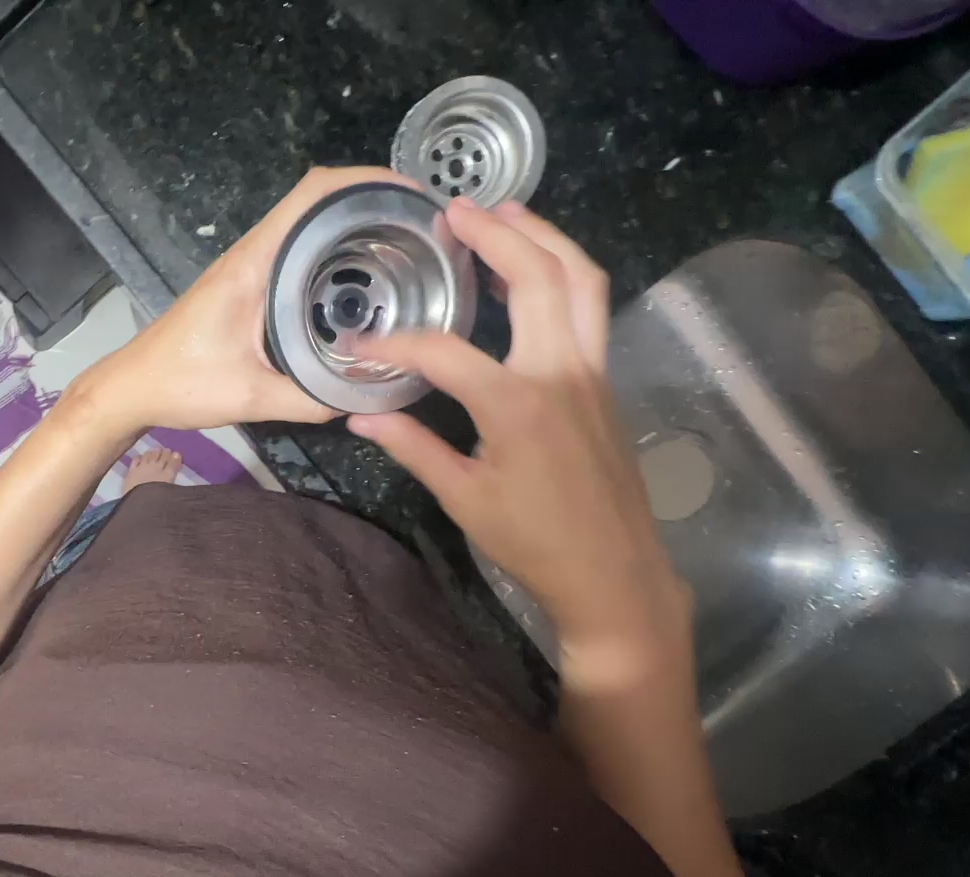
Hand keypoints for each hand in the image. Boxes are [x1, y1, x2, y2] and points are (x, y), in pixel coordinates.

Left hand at [74, 167, 422, 433]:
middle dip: (370, 204)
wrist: (132, 387)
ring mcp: (245, 268)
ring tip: (400, 250)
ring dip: (350, 228)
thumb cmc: (182, 384)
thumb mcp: (252, 397)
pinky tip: (354, 285)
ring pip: (305, 228)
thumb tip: (366, 399)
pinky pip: (293, 255)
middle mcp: (251, 255)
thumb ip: (311, 398)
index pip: (312, 195)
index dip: (365, 180)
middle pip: (316, 203)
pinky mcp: (242, 286)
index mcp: (253, 265)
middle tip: (418, 231)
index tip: (409, 196)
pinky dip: (328, 255)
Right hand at [346, 199, 690, 676]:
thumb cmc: (533, 541)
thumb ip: (412, 448)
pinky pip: (591, 307)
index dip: (393, 346)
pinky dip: (563, 273)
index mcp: (518, 403)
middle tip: (455, 211)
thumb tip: (361, 416)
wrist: (613, 572)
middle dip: (497, 234)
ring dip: (545, 238)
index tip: (356, 348)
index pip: (443, 354)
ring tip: (507, 213)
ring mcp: (593, 371)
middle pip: (539, 275)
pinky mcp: (605, 382)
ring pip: (582, 280)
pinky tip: (533, 275)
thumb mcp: (463, 497)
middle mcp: (562, 371)